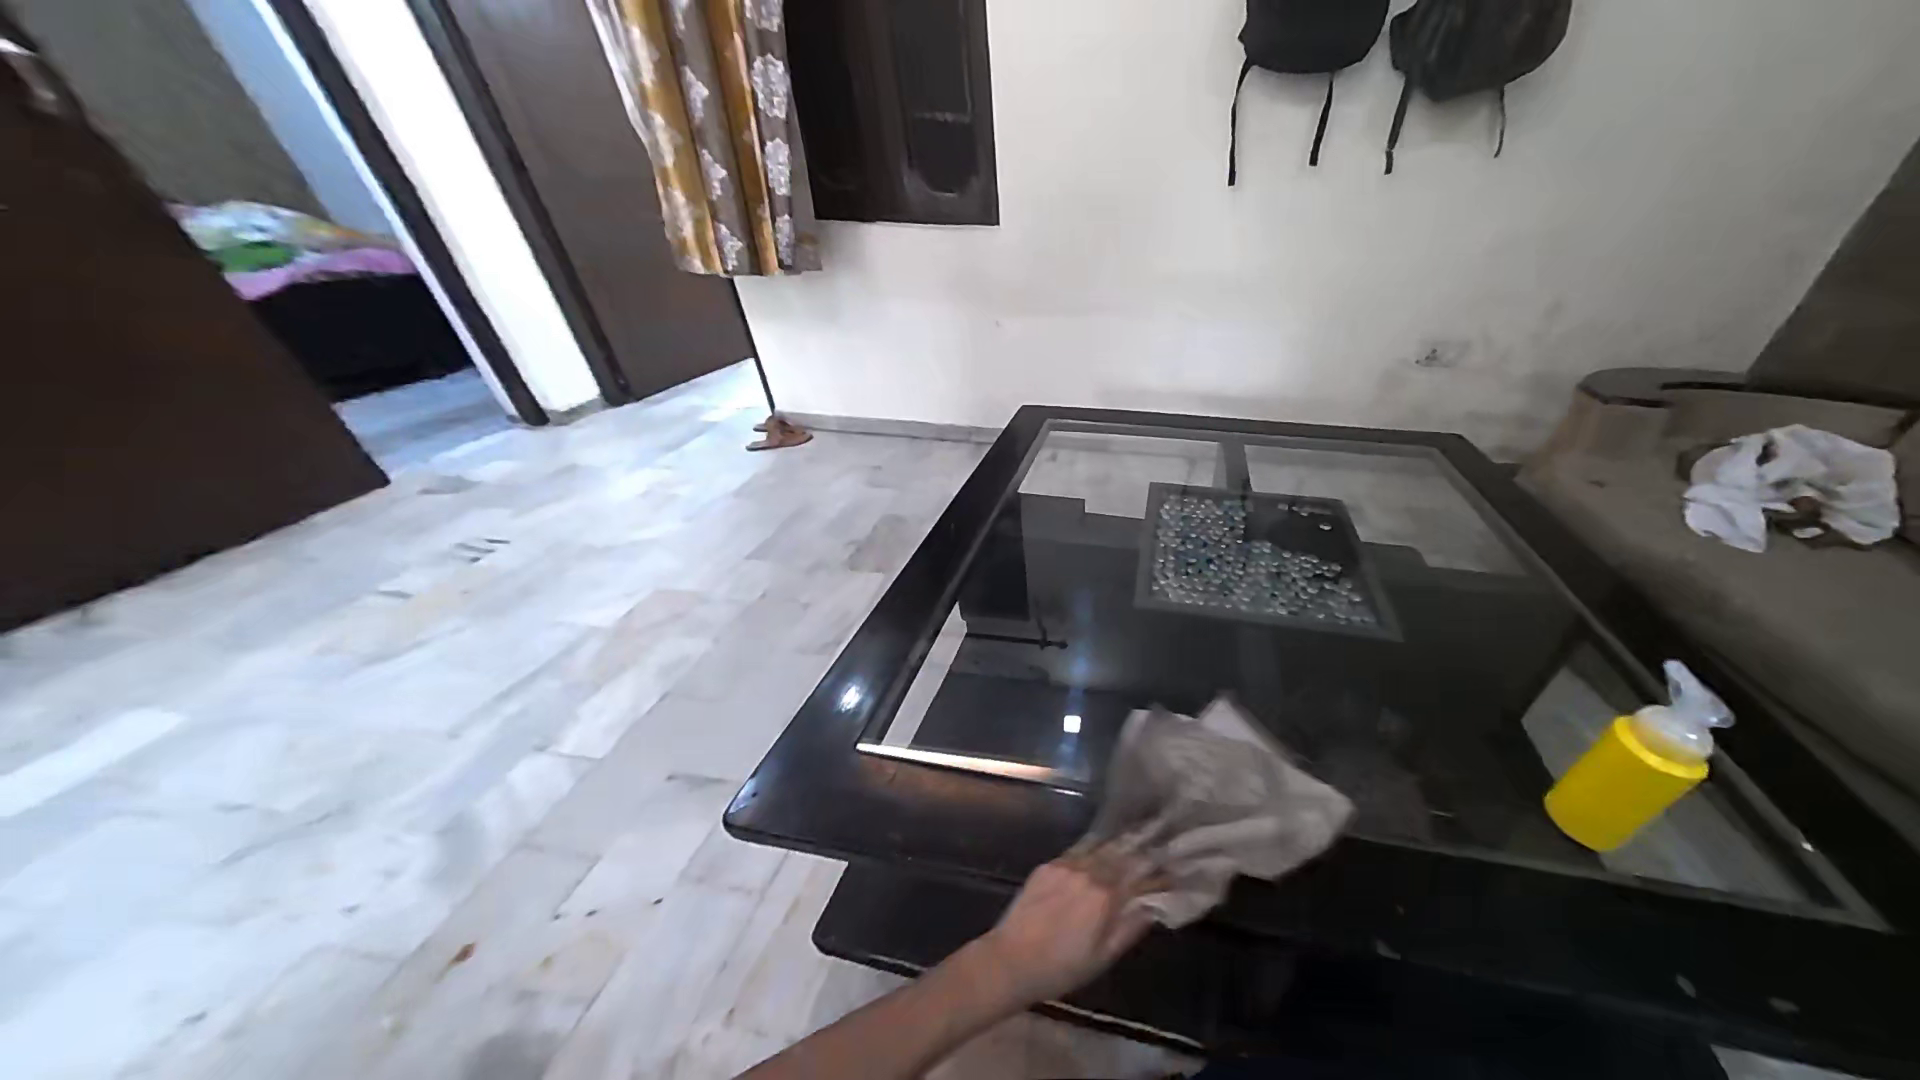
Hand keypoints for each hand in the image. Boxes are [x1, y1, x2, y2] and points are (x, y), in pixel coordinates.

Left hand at [967, 841, 1160, 1007]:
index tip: (1173, 869)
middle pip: (1121, 854)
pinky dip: (1093, 851)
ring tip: (1134, 838)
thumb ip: (1131, 927)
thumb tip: (1153, 907)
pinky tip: (1099, 851)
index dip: (1159, 872)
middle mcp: (1087, 872)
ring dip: (1118, 845)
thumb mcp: (1104, 956)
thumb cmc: (1063, 967)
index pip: (1140, 875)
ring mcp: (1065, 865)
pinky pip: (1077, 853)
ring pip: (1099, 849)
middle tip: (1158, 842)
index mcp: (1105, 896)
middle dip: (1141, 849)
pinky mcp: (1047, 865)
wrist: (1012, 959)